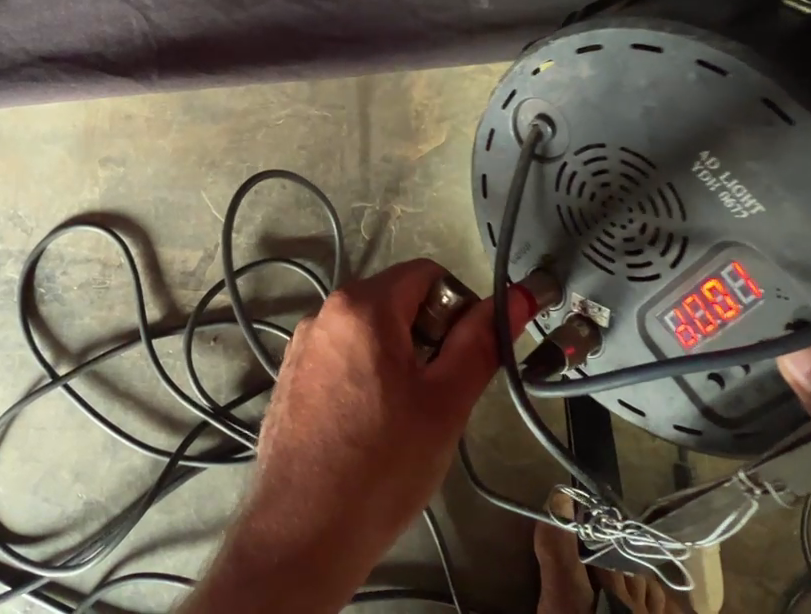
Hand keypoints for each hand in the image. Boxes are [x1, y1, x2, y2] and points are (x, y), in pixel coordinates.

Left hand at [181, 258, 530, 613]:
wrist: (303, 535)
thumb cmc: (383, 465)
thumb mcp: (446, 402)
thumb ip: (483, 342)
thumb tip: (520, 297)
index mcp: (361, 305)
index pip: (429, 274)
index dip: (460, 308)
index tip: (464, 358)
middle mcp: (324, 313)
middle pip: (397, 300)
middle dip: (429, 336)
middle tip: (439, 393)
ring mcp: (302, 346)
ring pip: (371, 332)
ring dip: (399, 359)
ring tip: (406, 417)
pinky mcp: (291, 378)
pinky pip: (343, 357)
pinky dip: (368, 377)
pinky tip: (371, 428)